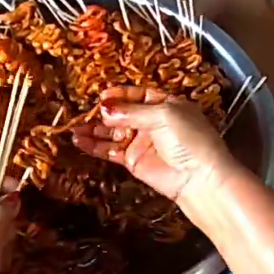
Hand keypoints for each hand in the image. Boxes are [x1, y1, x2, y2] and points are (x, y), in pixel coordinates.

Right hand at [71, 87, 240, 206]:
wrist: (199, 178)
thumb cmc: (190, 140)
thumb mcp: (163, 115)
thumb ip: (131, 112)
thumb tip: (104, 109)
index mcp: (164, 105)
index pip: (137, 96)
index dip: (119, 95)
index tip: (101, 96)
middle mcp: (150, 122)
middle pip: (121, 114)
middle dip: (102, 114)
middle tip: (83, 114)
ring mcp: (140, 142)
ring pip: (111, 133)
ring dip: (93, 130)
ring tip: (74, 129)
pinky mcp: (132, 161)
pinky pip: (109, 150)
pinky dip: (94, 147)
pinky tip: (80, 142)